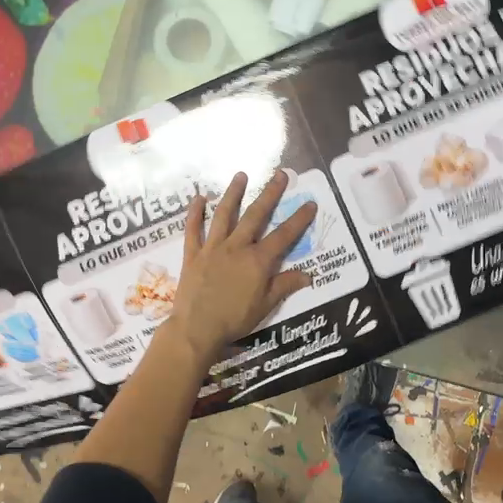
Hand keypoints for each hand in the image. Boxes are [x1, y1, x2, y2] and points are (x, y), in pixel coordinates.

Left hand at [167, 170, 315, 359]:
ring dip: (233, 193)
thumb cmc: (235, 319)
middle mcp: (237, 247)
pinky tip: (199, 198)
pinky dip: (195, 213)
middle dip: (270, 194)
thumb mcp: (265, 305)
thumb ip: (285, 286)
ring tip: (241, 175)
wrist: (197, 328)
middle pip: (256, 215)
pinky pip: (193, 229)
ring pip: (224, 214)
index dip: (298, 219)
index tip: (309, 203)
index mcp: (258, 260)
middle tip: (280, 174)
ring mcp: (213, 247)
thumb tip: (308, 275)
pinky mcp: (193, 253)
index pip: (283, 235)